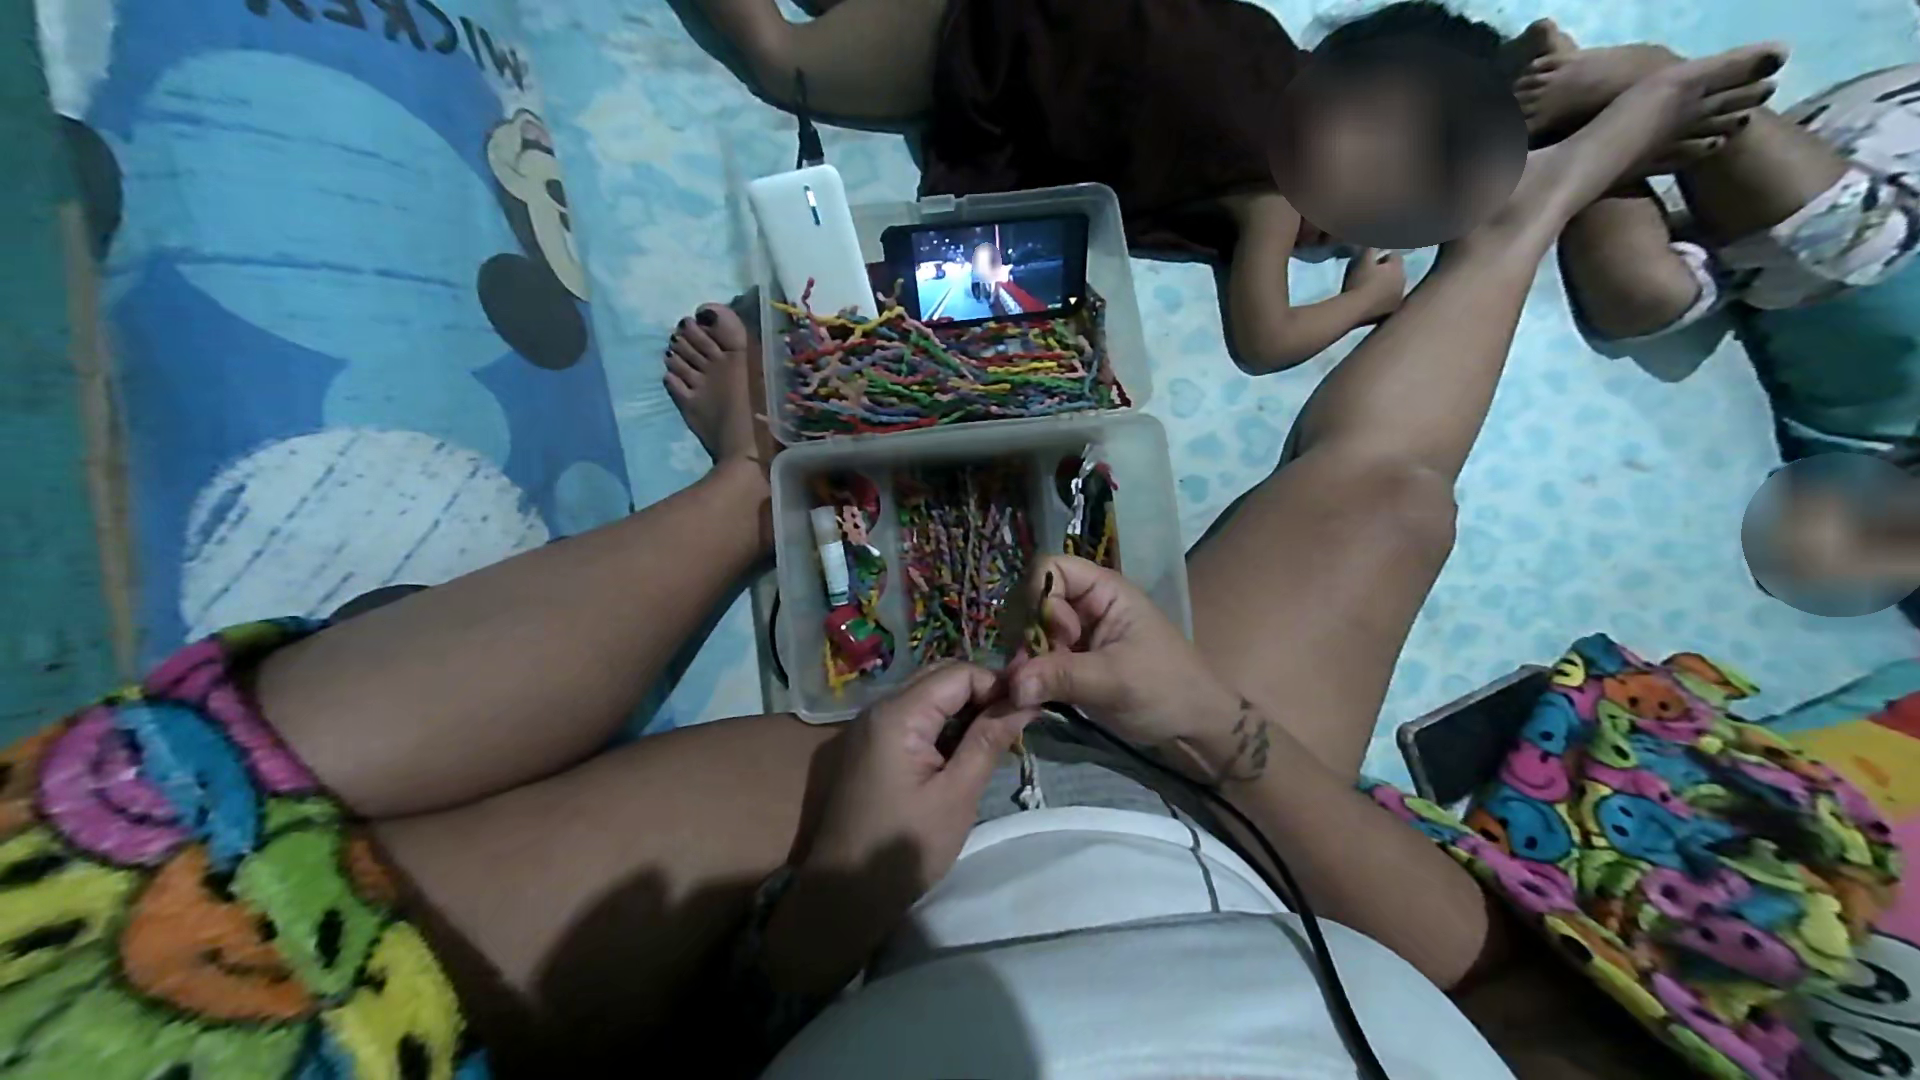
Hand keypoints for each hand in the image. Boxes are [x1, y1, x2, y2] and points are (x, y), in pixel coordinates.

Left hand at [803, 663, 1033, 891]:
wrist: (841, 894)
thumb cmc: (904, 848)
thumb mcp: (957, 795)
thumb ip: (988, 741)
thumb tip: (1024, 702)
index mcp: (898, 714)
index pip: (958, 673)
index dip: (996, 685)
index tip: (1025, 711)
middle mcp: (879, 708)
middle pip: (939, 677)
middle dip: (980, 693)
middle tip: (1011, 724)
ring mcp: (870, 726)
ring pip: (926, 695)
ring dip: (961, 708)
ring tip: (991, 738)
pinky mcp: (868, 745)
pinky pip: (911, 716)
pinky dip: (940, 724)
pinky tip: (959, 751)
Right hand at [1008, 555, 1262, 781]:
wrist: (1193, 730)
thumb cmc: (1166, 690)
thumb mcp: (1115, 681)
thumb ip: (1062, 676)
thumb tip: (1011, 684)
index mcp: (1103, 591)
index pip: (1050, 569)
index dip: (1039, 596)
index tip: (1053, 635)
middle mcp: (1084, 607)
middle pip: (1033, 604)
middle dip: (1026, 638)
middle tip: (1030, 675)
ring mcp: (1075, 636)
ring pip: (1030, 635)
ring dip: (1024, 663)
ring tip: (1029, 694)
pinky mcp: (1069, 663)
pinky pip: (1036, 660)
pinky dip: (1029, 679)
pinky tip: (1029, 701)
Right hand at [1342, 248, 1406, 322]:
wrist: (1353, 310)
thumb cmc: (1359, 283)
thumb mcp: (1362, 260)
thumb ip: (1371, 247)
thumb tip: (1375, 236)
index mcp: (1398, 268)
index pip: (1394, 256)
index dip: (1381, 258)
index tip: (1369, 263)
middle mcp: (1404, 282)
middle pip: (1396, 273)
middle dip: (1386, 274)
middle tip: (1368, 278)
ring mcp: (1398, 299)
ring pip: (1393, 289)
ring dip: (1385, 288)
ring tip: (1369, 292)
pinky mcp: (1391, 313)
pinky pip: (1388, 303)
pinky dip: (1382, 302)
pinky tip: (1370, 304)